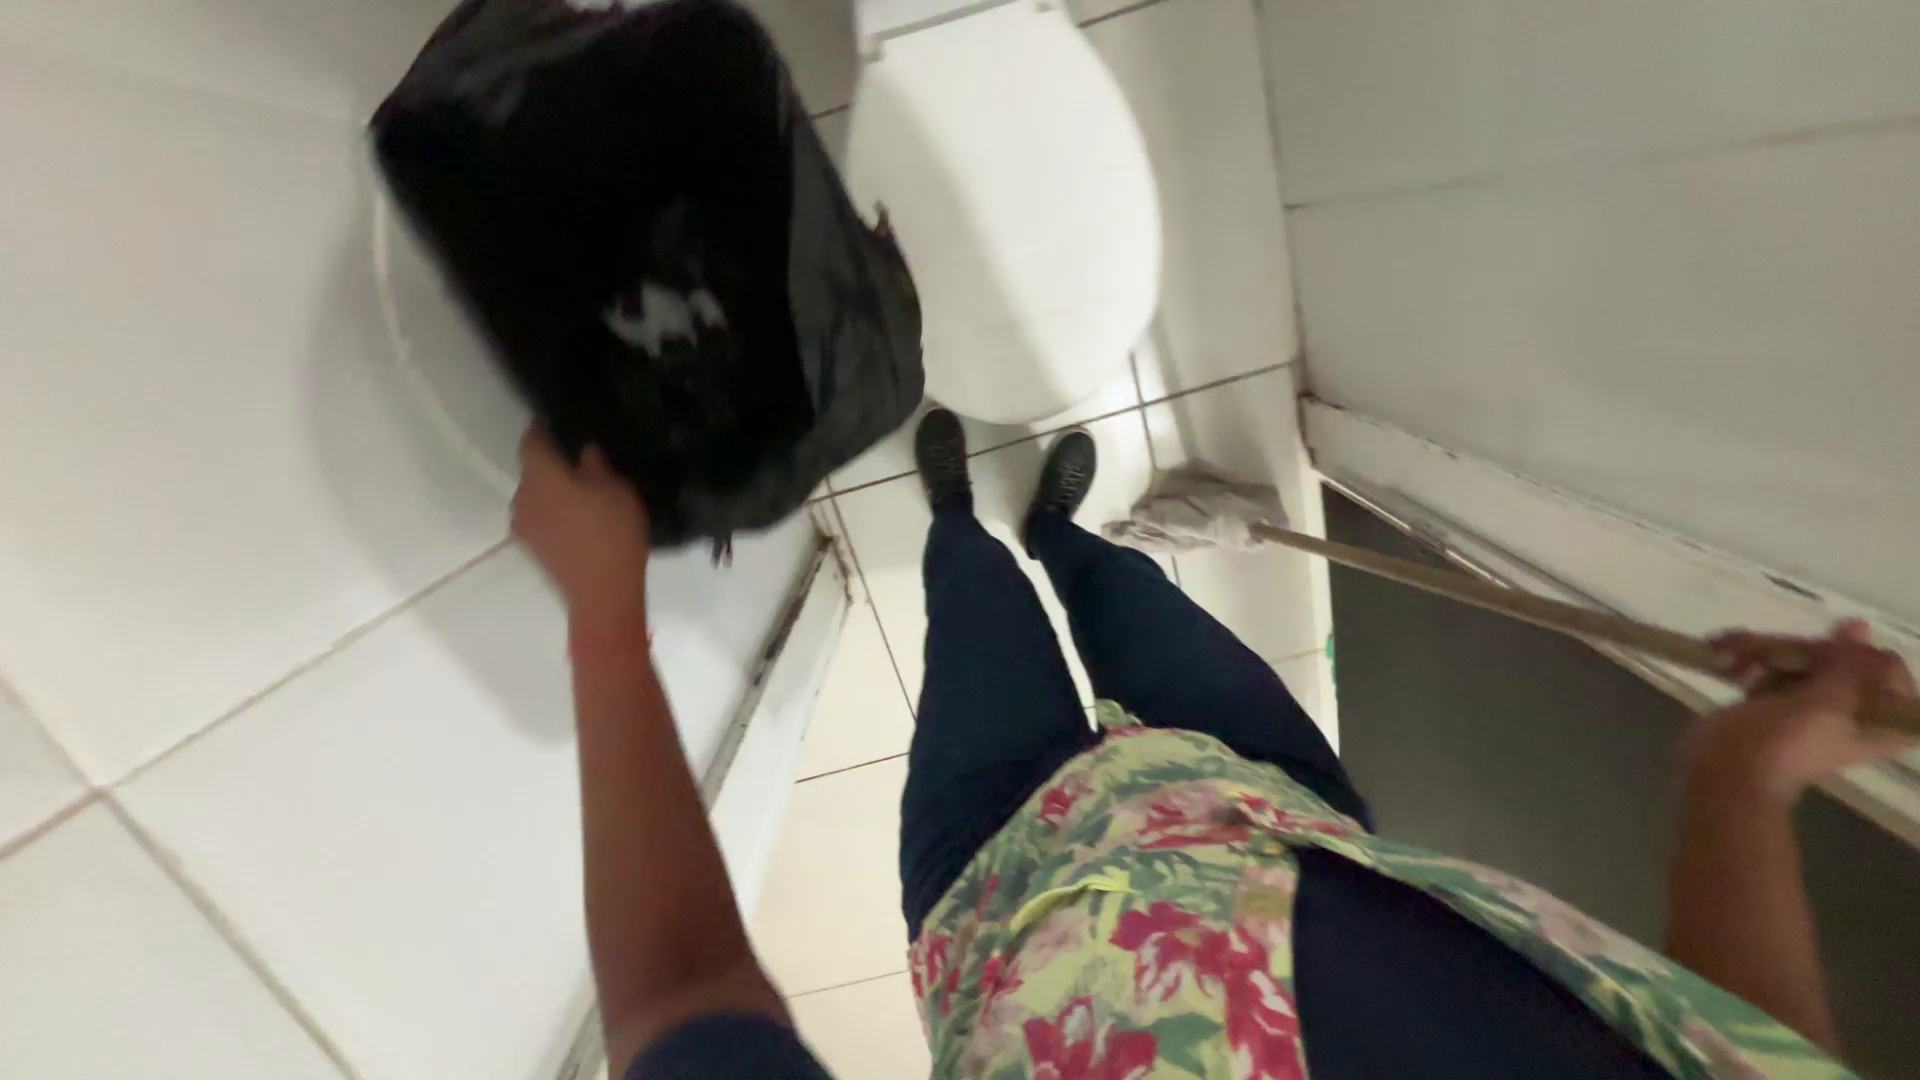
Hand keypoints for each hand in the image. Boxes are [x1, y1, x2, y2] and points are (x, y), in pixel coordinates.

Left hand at [512, 428, 651, 632]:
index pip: (532, 439)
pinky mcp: (533, 547)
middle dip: (556, 464)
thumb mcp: (619, 490)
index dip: (546, 429)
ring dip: (557, 492)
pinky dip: (558, 514)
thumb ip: (598, 464)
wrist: (602, 594)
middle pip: (534, 469)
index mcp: (540, 474)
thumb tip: (585, 449)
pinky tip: (584, 522)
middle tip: (587, 464)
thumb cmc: (613, 534)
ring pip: (538, 496)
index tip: (565, 425)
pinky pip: (542, 518)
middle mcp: (522, 495)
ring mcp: (524, 524)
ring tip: (588, 495)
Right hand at [1691, 620, 1917, 803]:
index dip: (1843, 654)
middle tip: (1747, 649)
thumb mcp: (1824, 705)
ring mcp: (1807, 702)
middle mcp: (1852, 706)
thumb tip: (1856, 625)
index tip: (1806, 654)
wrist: (1726, 769)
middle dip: (1786, 649)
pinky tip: (1718, 658)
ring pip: (1792, 657)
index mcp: (1884, 716)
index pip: (1880, 665)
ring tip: (1723, 655)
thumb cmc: (1783, 743)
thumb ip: (1846, 666)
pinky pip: (1763, 666)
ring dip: (1755, 650)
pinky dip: (1740, 658)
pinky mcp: (1769, 698)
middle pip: (1830, 657)